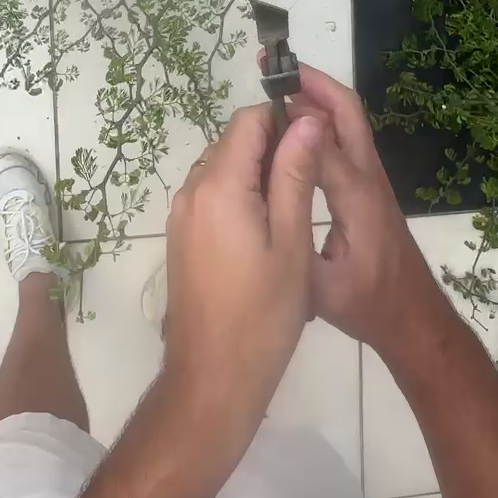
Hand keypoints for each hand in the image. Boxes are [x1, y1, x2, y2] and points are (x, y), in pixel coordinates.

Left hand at [163, 103, 329, 416]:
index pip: (248, 121)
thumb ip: (295, 174)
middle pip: (233, 142)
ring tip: (295, 205)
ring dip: (257, 171)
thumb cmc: (263, 313)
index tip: (316, 140)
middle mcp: (191, 190)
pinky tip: (267, 227)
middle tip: (313, 176)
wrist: (213, 377)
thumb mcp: (290, 241)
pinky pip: (211, 194)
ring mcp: (181, 214)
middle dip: (273, 146)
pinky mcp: (181, 235)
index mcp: (218, 186)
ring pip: (222, 167)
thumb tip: (307, 120)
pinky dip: (239, 194)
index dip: (283, 120)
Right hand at [291, 63, 454, 357]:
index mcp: (356, 196)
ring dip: (316, 95)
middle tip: (272, 66)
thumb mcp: (323, 284)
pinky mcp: (368, 185)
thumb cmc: (367, 305)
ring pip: (348, 121)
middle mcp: (367, 176)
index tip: (259, 98)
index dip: (291, 116)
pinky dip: (319, 119)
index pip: (321, 142)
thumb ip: (296, 241)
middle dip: (312, 81)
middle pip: (346, 111)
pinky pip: (345, 138)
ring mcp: (371, 178)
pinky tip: (290, 125)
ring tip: (275, 85)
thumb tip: (266, 195)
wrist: (413, 316)